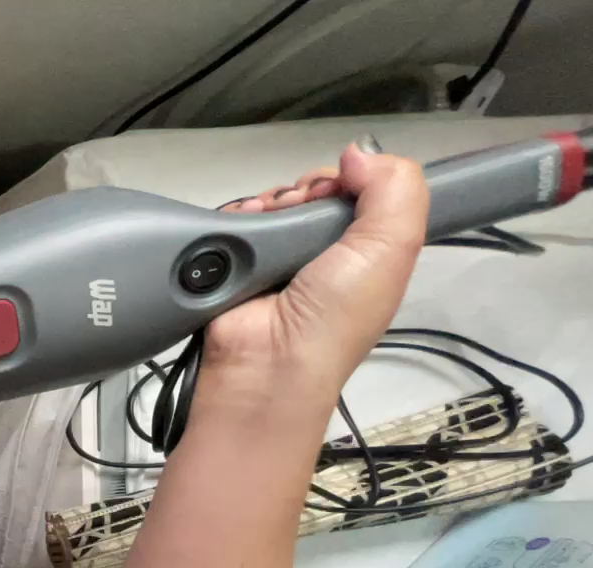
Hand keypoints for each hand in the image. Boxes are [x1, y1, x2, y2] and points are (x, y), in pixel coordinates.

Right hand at [205, 143, 429, 407]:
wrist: (266, 361)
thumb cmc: (335, 313)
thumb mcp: (393, 244)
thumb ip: (394, 187)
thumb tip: (356, 152)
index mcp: (364, 250)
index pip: (360, 194)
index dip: (352, 178)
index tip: (338, 189)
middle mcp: (316, 254)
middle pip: (311, 196)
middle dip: (305, 189)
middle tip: (298, 207)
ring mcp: (269, 262)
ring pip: (269, 209)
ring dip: (267, 203)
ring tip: (263, 219)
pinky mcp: (226, 271)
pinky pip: (228, 230)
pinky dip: (231, 220)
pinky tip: (237, 225)